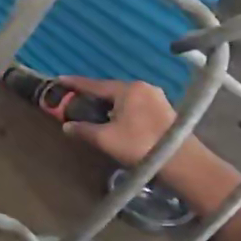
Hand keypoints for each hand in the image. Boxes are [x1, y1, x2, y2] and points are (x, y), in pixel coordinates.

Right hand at [51, 75, 177, 167]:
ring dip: (108, 104)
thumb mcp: (105, 139)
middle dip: (93, 95)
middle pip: (111, 90)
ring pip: (124, 98)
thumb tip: (67, 126)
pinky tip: (115, 120)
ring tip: (94, 112)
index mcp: (128, 89)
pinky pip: (136, 105)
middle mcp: (143, 87)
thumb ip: (84, 130)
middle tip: (75, 100)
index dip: (75, 83)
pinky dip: (122, 110)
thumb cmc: (139, 145)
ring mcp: (157, 97)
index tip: (59, 80)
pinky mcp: (164, 110)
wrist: (180, 161)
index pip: (95, 84)